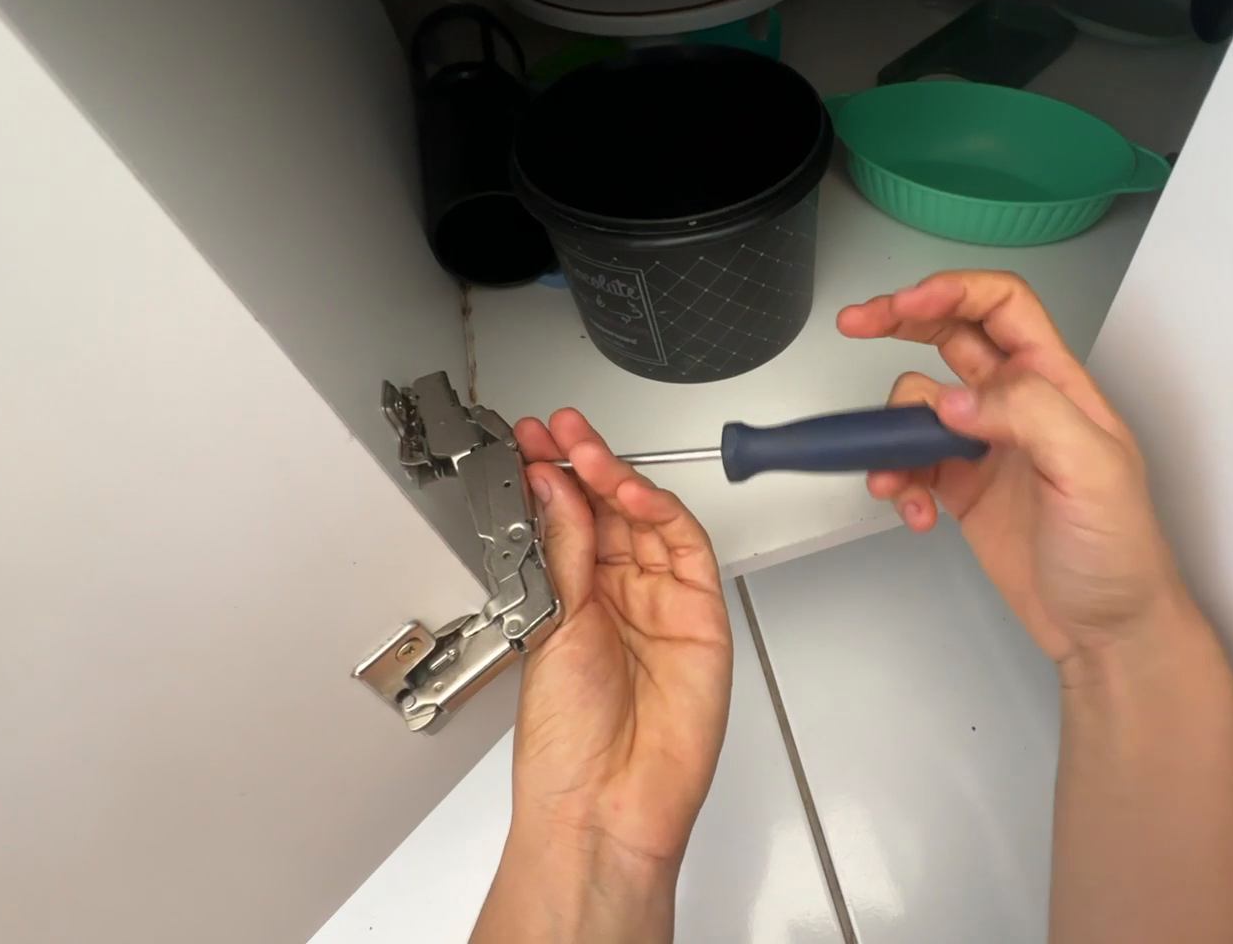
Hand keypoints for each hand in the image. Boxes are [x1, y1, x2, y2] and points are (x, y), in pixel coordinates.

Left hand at [472, 408, 730, 942]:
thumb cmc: (568, 736)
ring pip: (646, 518)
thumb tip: (552, 486)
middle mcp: (621, 592)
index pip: (571, 520)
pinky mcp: (701, 607)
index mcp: (578, 599)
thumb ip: (564, 550)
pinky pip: (686, 545)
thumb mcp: (553, 625)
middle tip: (558, 431)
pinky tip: (628, 488)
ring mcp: (663, 597)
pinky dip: (661, 510)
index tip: (531, 443)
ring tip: (584, 447)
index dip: (554, 479)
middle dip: (582, 466)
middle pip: (608, 511)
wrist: (610, 800)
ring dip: (616, 478)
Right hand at [838, 271, 1185, 666]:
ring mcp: (983, 445)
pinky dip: (898, 481)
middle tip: (856, 323)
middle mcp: (1015, 404)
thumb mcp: (1093, 472)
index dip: (951, 292)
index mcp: (1055, 384)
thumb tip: (952, 399)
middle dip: (899, 323)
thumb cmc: (1120, 554)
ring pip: (917, 407)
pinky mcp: (959, 485)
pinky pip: (910, 462)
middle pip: (949, 336)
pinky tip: (914, 512)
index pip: (1001, 307)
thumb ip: (1028, 415)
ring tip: (894, 477)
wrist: (1104, 630)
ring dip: (891, 433)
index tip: (903, 305)